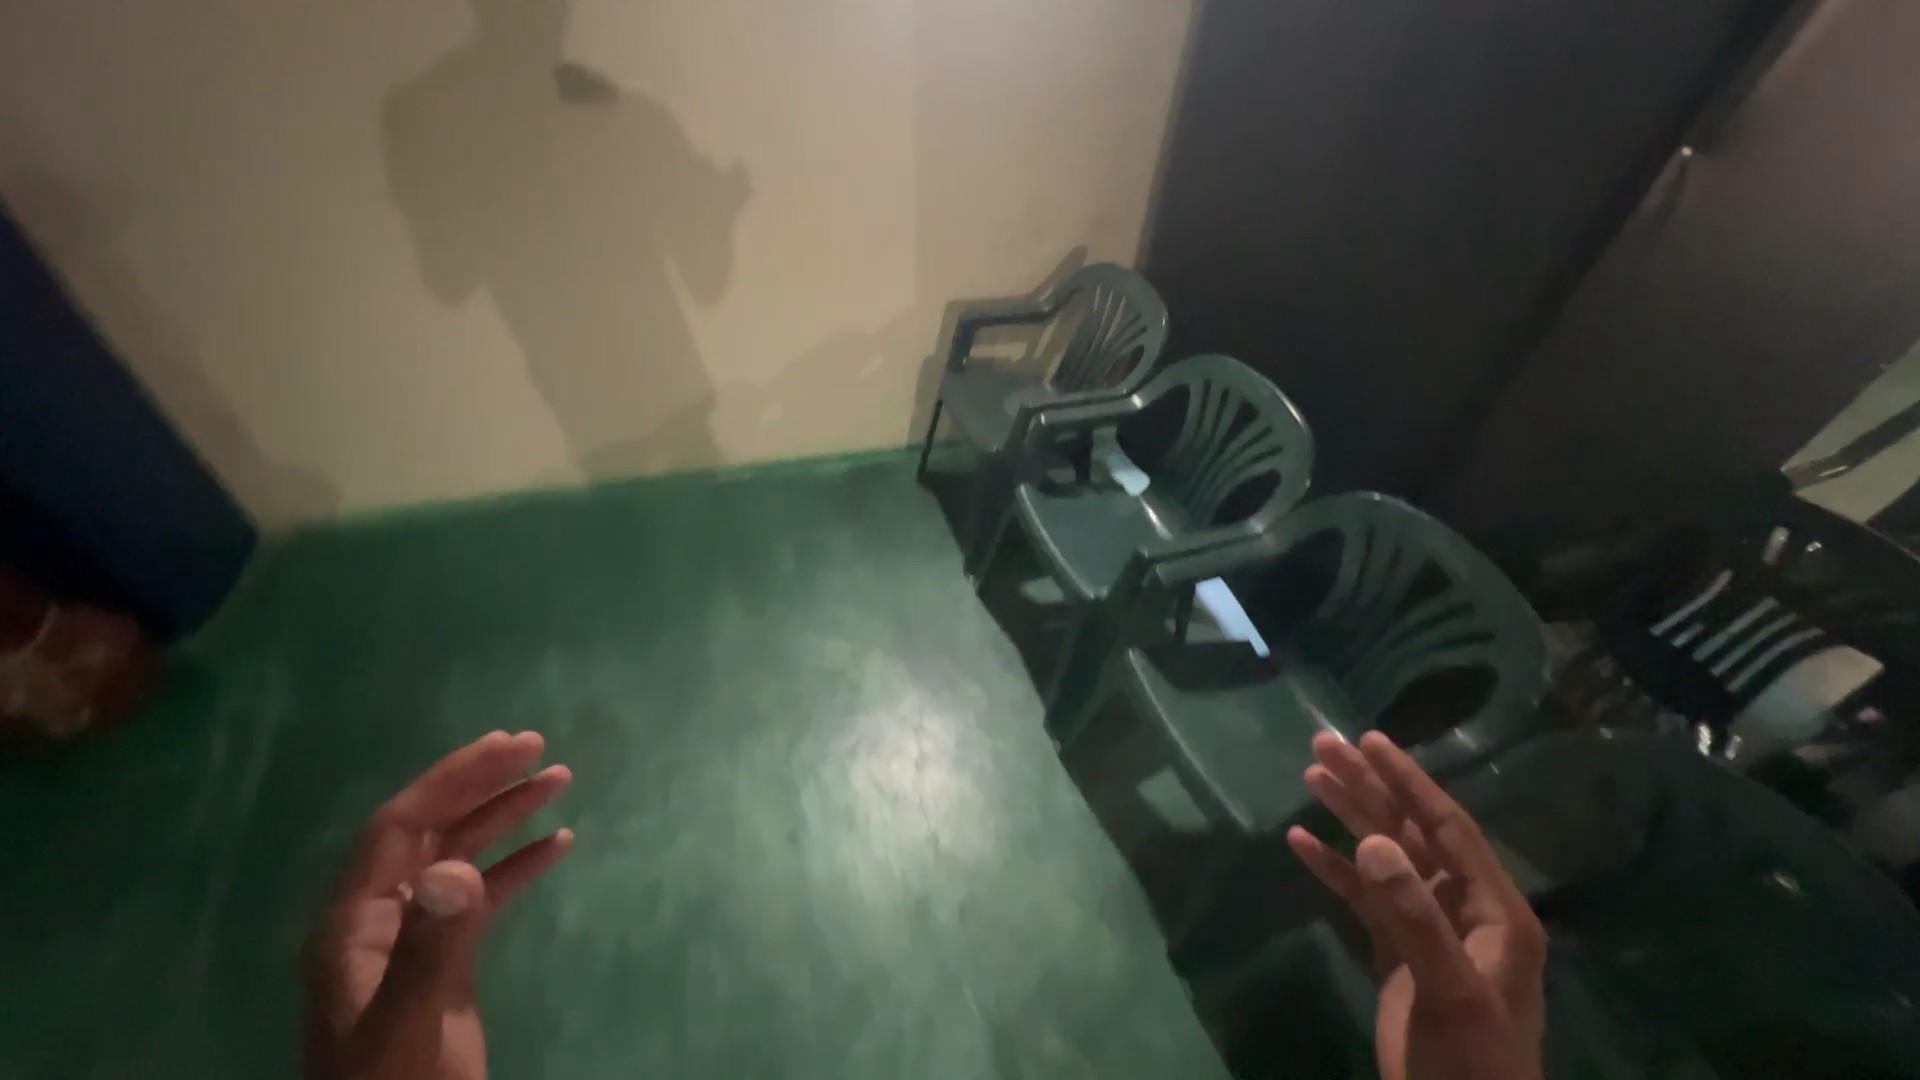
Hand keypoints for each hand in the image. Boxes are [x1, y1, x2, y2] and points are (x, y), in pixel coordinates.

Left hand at [303, 732, 573, 1079]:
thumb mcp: (408, 1024)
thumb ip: (427, 947)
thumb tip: (455, 868)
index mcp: (354, 924)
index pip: (401, 827)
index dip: (453, 780)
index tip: (509, 748)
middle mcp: (380, 918)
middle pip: (432, 829)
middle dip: (482, 783)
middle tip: (537, 747)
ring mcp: (414, 937)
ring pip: (461, 854)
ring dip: (508, 813)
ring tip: (560, 779)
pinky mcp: (447, 959)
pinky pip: (485, 893)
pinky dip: (521, 863)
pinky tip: (559, 843)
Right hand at [1288, 732, 1546, 1079]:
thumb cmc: (1472, 1063)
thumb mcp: (1450, 991)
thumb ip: (1414, 914)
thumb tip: (1373, 840)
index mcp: (1492, 910)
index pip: (1446, 827)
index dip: (1408, 780)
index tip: (1369, 740)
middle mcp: (1462, 908)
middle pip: (1409, 831)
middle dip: (1369, 786)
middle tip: (1323, 744)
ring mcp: (1427, 928)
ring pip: (1383, 855)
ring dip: (1348, 815)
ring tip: (1311, 774)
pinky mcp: (1397, 950)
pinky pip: (1361, 895)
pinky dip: (1332, 867)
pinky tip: (1300, 842)